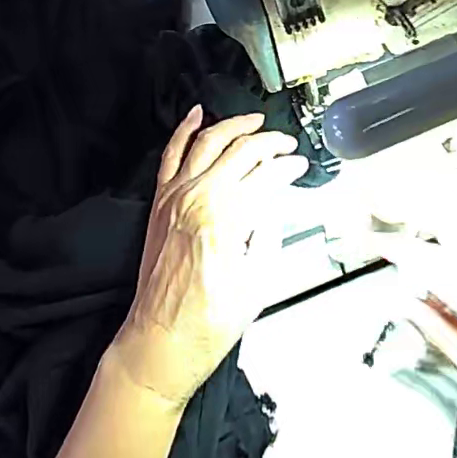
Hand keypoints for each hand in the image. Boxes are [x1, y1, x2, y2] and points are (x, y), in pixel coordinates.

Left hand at [107, 108, 308, 407]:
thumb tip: (274, 207)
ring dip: (234, 125)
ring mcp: (175, 196)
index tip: (298, 168)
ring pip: (208, 140)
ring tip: (253, 121)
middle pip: (240, 150)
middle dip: (270, 141)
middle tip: (286, 145)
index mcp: (224, 220)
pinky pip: (171, 153)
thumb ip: (267, 236)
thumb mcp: (256, 285)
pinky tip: (196, 115)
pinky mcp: (160, 200)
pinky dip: (184, 129)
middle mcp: (196, 199)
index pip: (265, 176)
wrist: (158, 342)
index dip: (288, 168)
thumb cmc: (202, 325)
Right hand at [377, 218, 456, 457]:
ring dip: (430, 228)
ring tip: (406, 240)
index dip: (392, 245)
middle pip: (447, 219)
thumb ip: (446, 338)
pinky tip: (456, 266)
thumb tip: (408, 302)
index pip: (432, 263)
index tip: (367, 238)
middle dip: (402, 203)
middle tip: (369, 199)